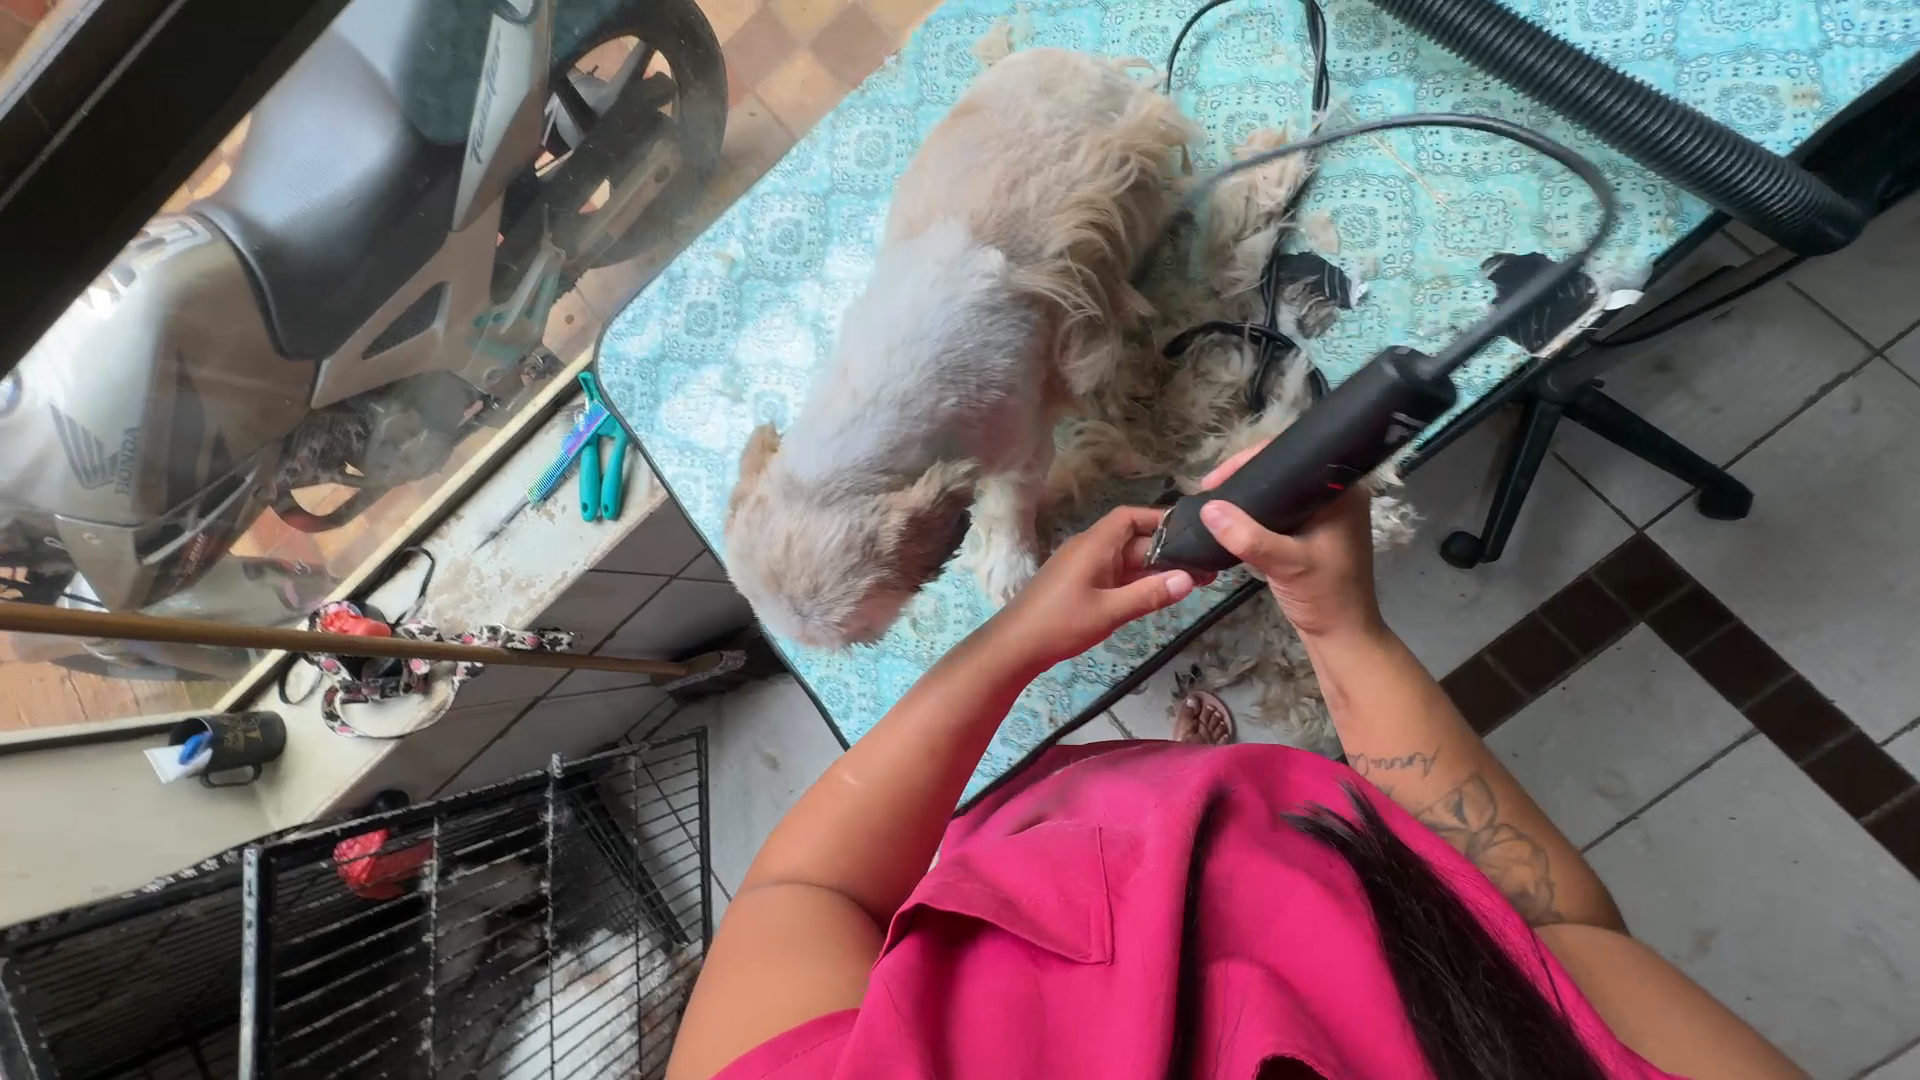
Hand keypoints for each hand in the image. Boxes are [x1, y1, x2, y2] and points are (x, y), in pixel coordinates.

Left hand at [988, 506, 1204, 672]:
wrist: (1014, 646)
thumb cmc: (1060, 623)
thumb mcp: (1109, 611)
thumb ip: (1149, 594)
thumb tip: (1189, 578)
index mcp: (1094, 545)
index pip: (1130, 516)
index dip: (1160, 519)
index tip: (1192, 532)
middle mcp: (1089, 550)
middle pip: (1133, 540)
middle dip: (1167, 551)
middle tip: (1205, 567)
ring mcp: (1084, 568)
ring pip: (1126, 560)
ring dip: (1155, 569)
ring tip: (1194, 581)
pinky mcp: (1080, 586)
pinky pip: (1115, 576)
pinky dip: (1138, 581)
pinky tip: (1161, 593)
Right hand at [1196, 438, 1383, 641]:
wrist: (1340, 634)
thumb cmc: (1324, 595)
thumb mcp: (1285, 563)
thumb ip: (1247, 537)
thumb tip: (1208, 509)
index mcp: (1341, 491)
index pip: (1292, 457)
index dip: (1251, 461)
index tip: (1216, 479)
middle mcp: (1334, 496)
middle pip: (1281, 472)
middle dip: (1244, 478)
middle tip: (1209, 489)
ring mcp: (1322, 514)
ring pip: (1277, 493)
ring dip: (1247, 497)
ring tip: (1214, 501)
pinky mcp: (1310, 531)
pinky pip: (1276, 512)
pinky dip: (1254, 514)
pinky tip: (1230, 520)